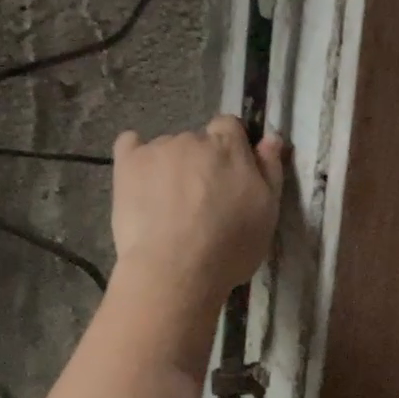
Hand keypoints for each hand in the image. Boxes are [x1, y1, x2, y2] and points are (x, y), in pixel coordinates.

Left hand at [110, 115, 284, 303]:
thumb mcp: (267, 213)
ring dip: (171, 167)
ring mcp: (158, 149)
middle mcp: (193, 139)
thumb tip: (271, 138)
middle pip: (198, 141)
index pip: (229, 126)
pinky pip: (129, 145)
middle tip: (200, 201)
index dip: (229, 148)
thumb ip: (270, 171)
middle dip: (200, 163)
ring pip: (167, 149)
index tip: (228, 176)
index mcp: (229, 147)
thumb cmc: (229, 247)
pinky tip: (138, 180)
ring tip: (167, 206)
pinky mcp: (127, 163)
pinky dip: (135, 157)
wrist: (174, 271)